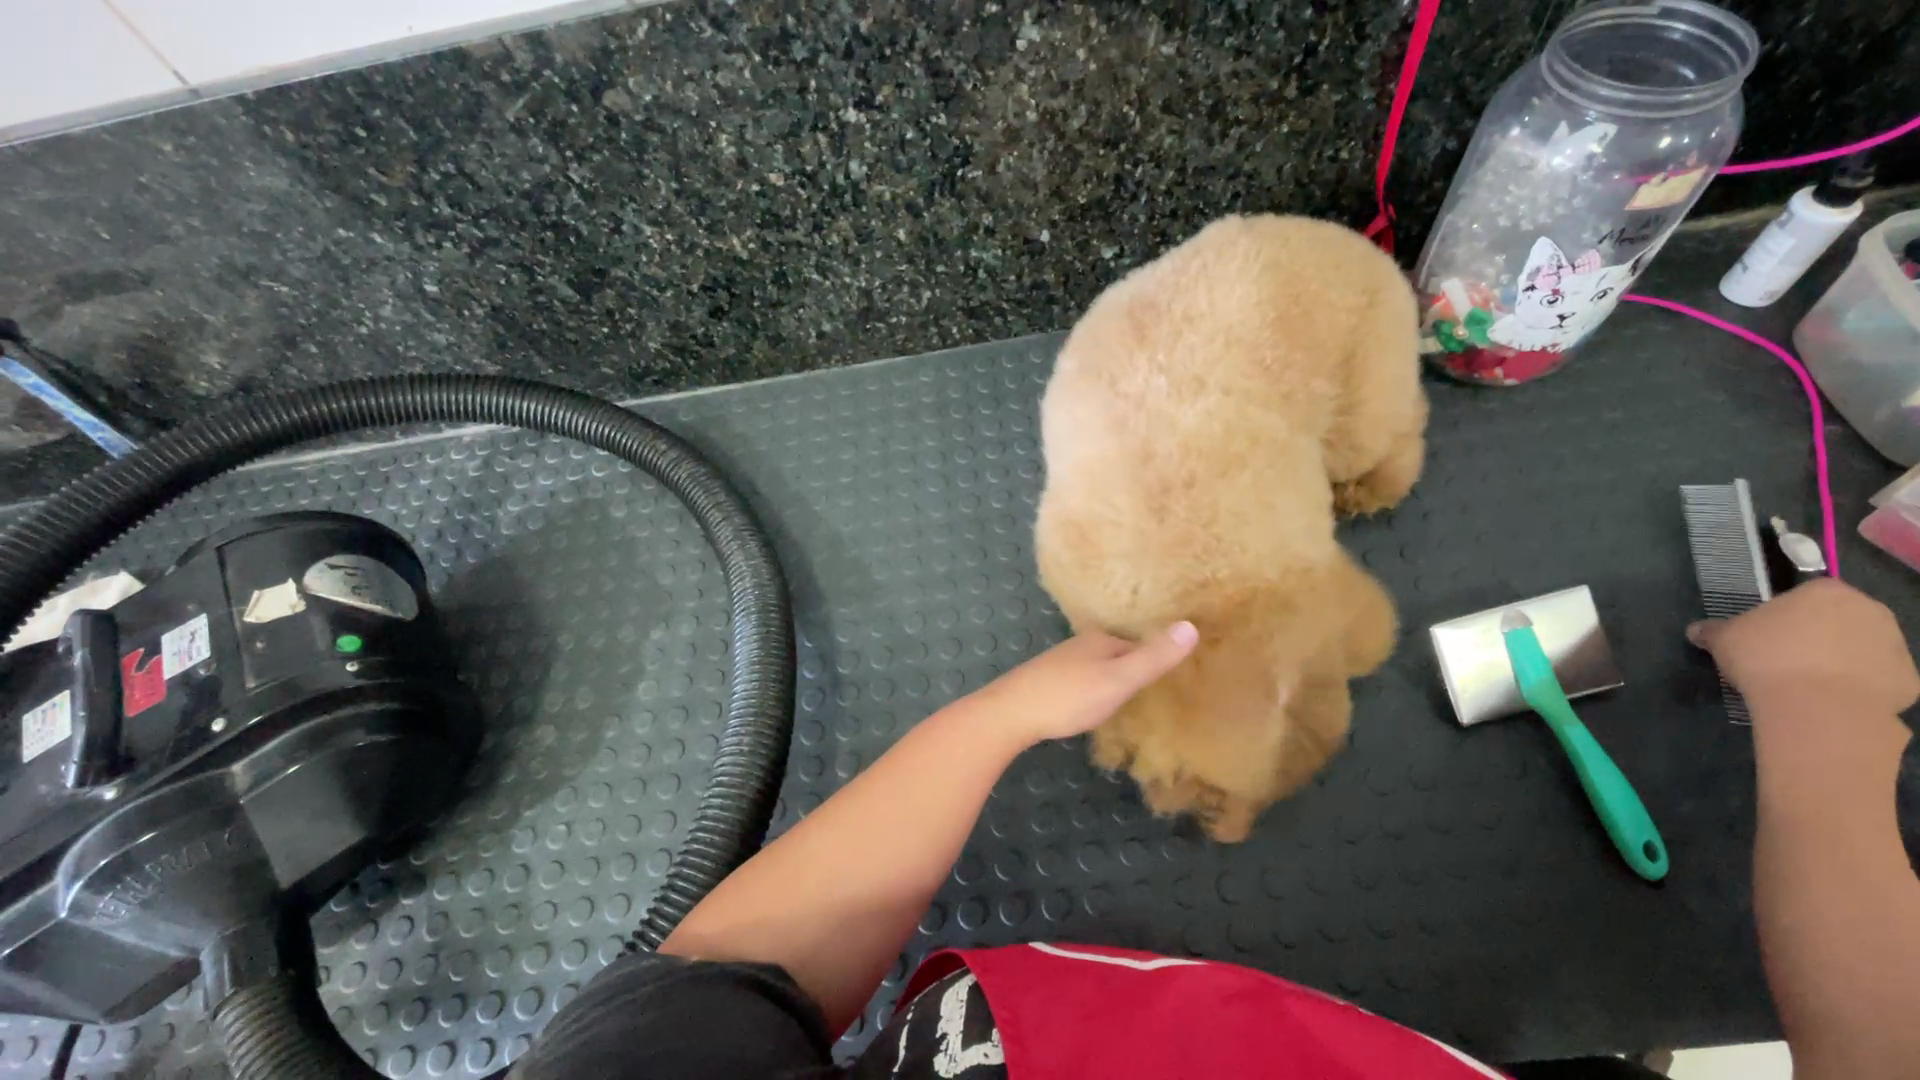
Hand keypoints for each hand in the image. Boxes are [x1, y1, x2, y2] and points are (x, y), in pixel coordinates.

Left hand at [964, 623, 1198, 745]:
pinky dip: (1091, 691)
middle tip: (1154, 691)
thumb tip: (1191, 625)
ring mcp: (1059, 664)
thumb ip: (1153, 657)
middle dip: (1132, 667)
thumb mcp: (1119, 680)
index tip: (1173, 676)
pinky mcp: (1045, 683)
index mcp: (1100, 641)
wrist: (1011, 714)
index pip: (1138, 646)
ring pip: (1096, 668)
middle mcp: (1080, 646)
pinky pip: (1079, 682)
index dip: (1155, 659)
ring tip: (1126, 700)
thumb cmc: (1069, 697)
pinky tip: (1090, 706)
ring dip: (1110, 679)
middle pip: (1116, 654)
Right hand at [1688, 578, 1919, 727]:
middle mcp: (1870, 610)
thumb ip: (1712, 631)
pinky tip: (1829, 698)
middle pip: (1840, 617)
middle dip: (1818, 632)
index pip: (1807, 592)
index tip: (1768, 632)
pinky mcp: (1908, 679)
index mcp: (1826, 591)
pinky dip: (1857, 685)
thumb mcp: (1723, 639)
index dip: (1787, 612)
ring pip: (1861, 646)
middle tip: (1785, 655)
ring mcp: (1895, 645)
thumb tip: (1696, 631)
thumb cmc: (1767, 658)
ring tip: (1805, 681)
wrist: (1819, 707)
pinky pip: (1876, 677)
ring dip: (1839, 658)